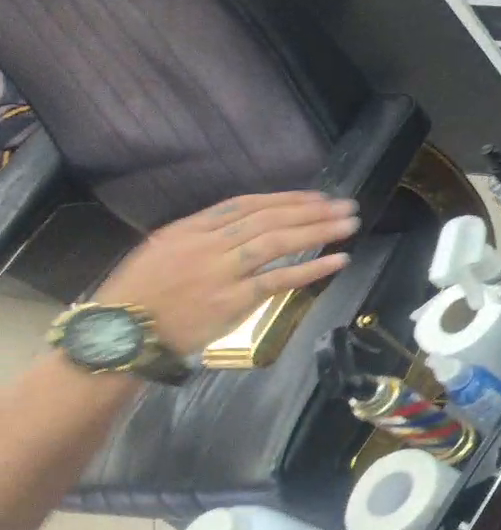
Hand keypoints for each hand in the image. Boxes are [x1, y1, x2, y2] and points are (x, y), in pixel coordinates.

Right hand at [93, 192, 358, 353]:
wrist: (122, 332)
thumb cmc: (144, 292)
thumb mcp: (164, 250)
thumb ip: (206, 235)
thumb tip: (256, 223)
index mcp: (186, 229)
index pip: (246, 205)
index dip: (287, 199)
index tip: (319, 197)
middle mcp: (205, 245)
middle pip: (268, 220)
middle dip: (312, 211)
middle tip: (347, 207)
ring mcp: (220, 272)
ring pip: (277, 243)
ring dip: (319, 231)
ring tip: (349, 225)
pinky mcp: (234, 299)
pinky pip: (280, 279)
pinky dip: (313, 268)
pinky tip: (340, 260)